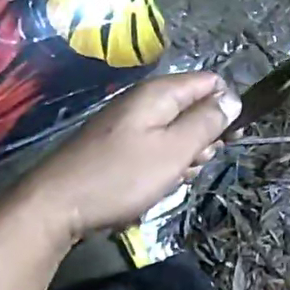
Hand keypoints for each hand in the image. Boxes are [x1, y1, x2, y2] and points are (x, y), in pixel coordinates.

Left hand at [37, 71, 239, 238]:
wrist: (55, 206)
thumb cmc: (121, 176)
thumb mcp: (175, 150)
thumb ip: (207, 122)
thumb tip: (234, 99)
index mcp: (159, 93)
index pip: (210, 83)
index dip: (227, 106)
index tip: (231, 137)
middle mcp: (145, 101)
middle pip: (195, 108)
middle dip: (205, 137)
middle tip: (195, 163)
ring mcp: (130, 124)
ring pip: (177, 132)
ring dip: (185, 156)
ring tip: (173, 178)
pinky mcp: (119, 146)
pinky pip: (157, 148)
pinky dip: (164, 165)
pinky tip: (157, 185)